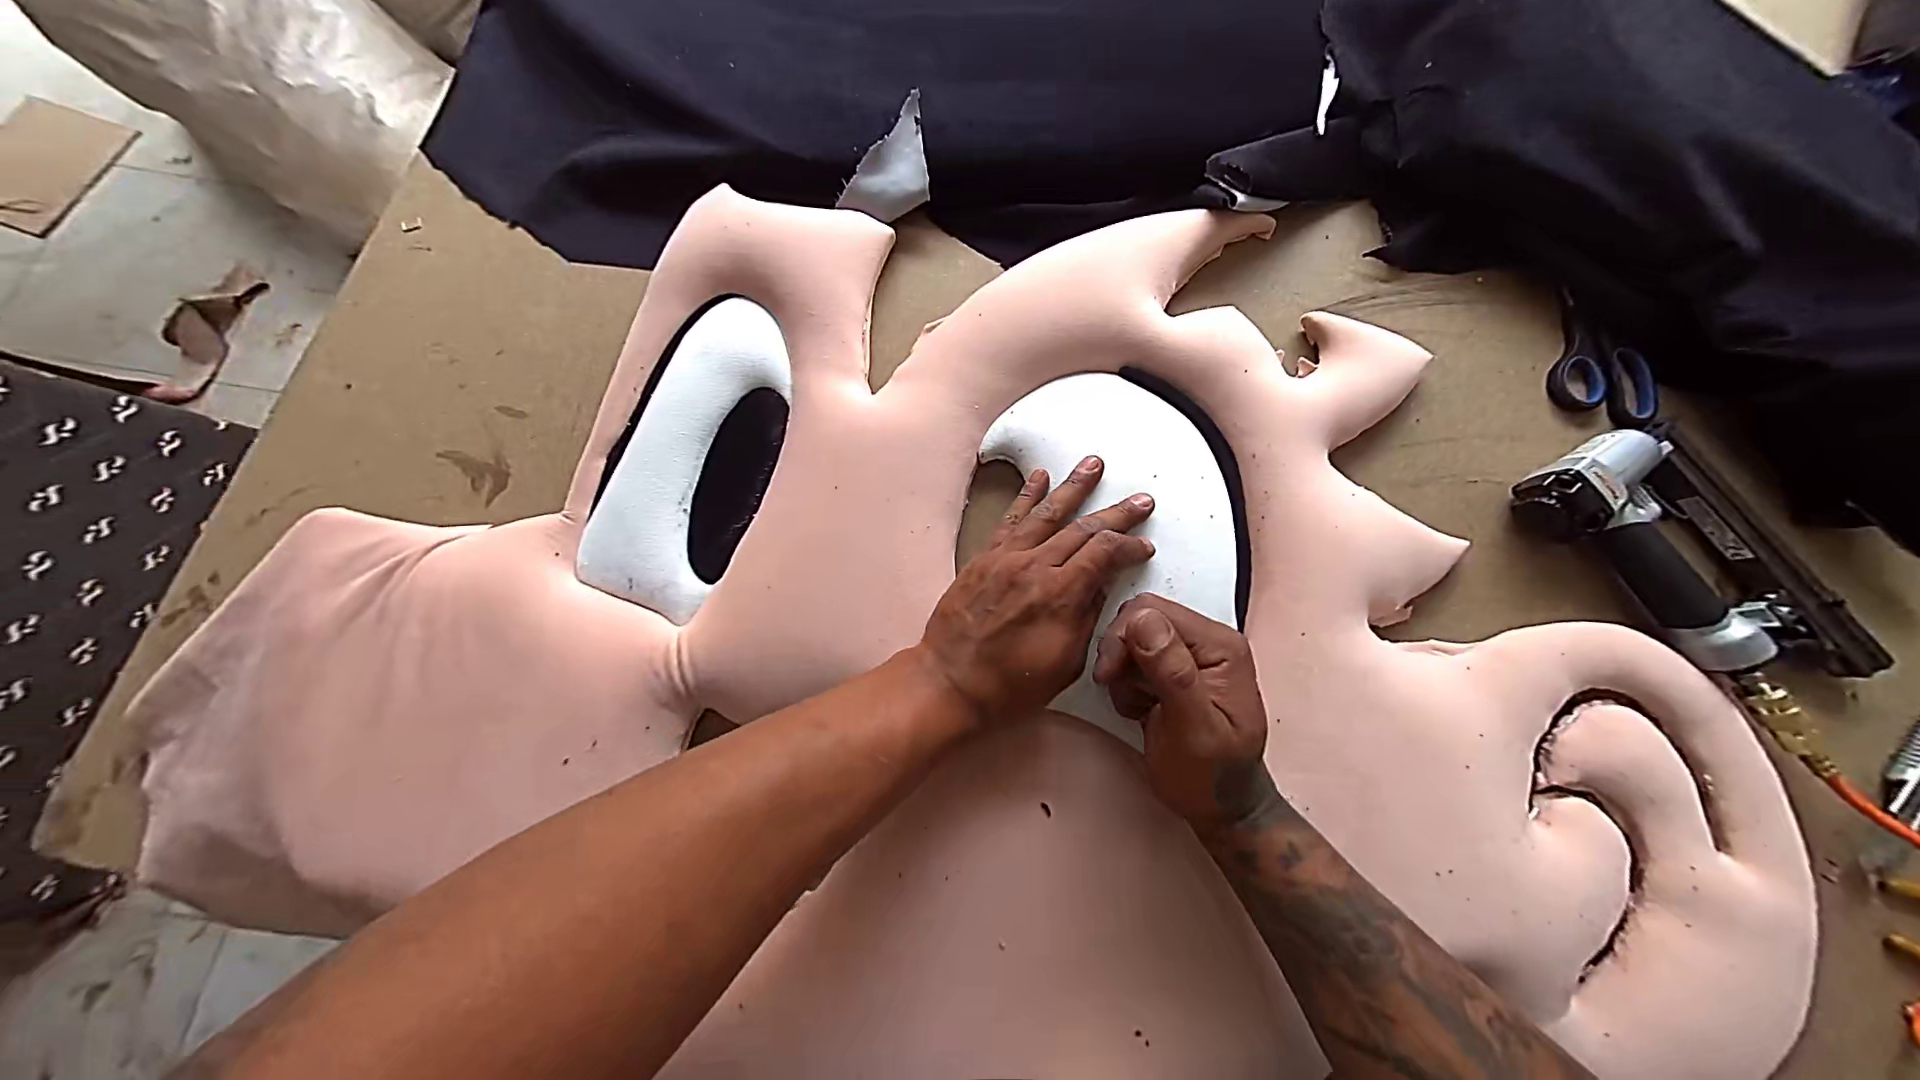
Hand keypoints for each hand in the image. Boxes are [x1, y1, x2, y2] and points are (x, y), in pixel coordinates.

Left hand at [918, 456, 1154, 725]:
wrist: (949, 682)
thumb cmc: (1007, 684)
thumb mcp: (1065, 662)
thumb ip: (1087, 617)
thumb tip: (1102, 585)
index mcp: (1058, 595)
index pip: (1104, 554)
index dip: (1129, 546)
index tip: (1143, 546)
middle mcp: (1032, 568)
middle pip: (1083, 528)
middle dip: (1116, 513)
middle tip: (1140, 501)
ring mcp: (1005, 559)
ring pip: (1046, 512)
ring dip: (1073, 486)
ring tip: (1093, 465)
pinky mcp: (983, 559)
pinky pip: (1009, 519)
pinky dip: (1026, 496)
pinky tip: (1039, 477)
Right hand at [1093, 594, 1280, 831]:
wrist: (1219, 808)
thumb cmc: (1211, 777)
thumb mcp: (1193, 729)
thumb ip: (1172, 673)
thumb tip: (1144, 621)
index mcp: (1220, 646)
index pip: (1153, 611)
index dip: (1123, 638)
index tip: (1111, 676)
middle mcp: (1208, 642)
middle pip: (1139, 618)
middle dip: (1121, 655)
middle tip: (1122, 693)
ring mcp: (1190, 655)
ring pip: (1131, 638)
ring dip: (1122, 672)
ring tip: (1138, 707)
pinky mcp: (1173, 669)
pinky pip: (1133, 657)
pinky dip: (1126, 682)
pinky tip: (1140, 708)